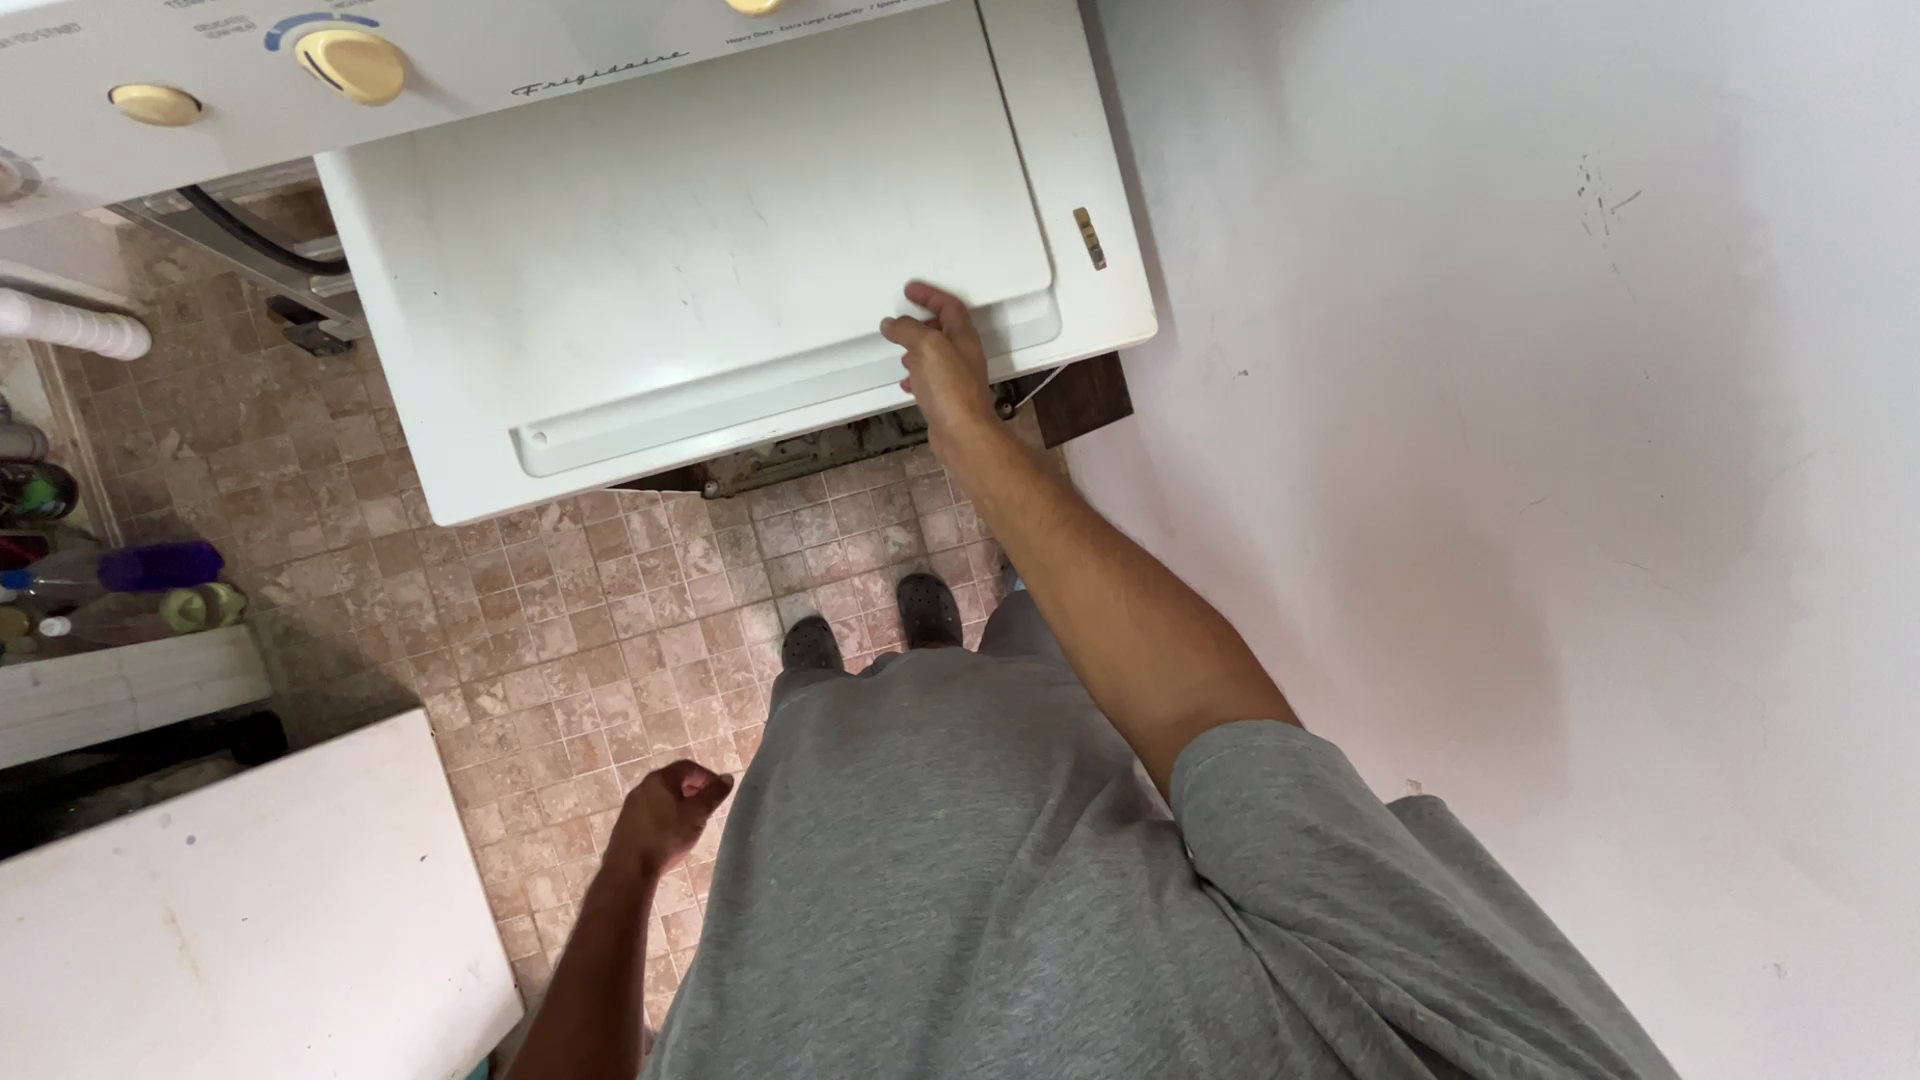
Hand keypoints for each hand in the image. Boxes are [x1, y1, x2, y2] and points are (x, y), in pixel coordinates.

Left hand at [607, 760, 734, 876]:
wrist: (629, 869)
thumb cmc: (667, 836)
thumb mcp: (697, 814)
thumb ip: (713, 794)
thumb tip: (727, 778)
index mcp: (660, 779)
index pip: (688, 767)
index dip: (706, 775)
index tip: (718, 790)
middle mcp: (643, 787)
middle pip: (673, 780)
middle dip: (693, 788)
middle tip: (706, 803)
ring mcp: (631, 806)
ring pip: (661, 796)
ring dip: (679, 802)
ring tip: (691, 819)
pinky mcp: (625, 824)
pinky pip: (650, 811)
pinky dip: (665, 814)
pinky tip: (671, 832)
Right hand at [880, 282, 1000, 460]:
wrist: (962, 434)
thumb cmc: (950, 388)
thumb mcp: (927, 346)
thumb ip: (908, 330)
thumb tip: (891, 323)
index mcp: (964, 337)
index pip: (949, 306)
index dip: (930, 295)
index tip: (909, 291)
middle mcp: (964, 356)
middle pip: (944, 330)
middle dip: (922, 323)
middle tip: (903, 321)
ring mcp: (957, 379)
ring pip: (936, 356)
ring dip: (917, 350)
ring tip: (901, 351)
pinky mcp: (948, 400)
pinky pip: (930, 380)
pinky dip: (915, 376)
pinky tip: (904, 383)